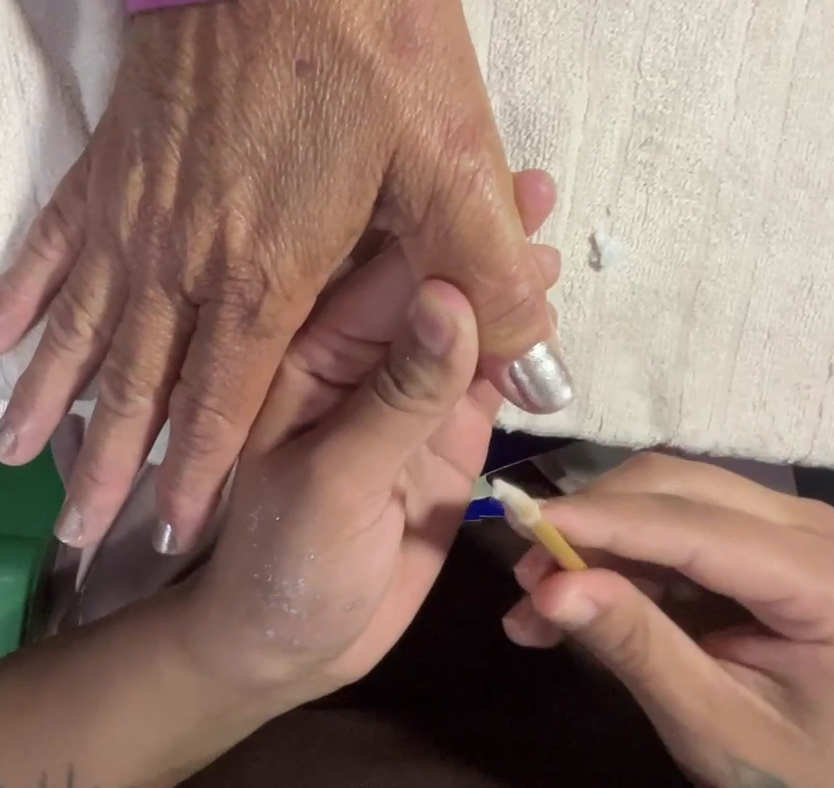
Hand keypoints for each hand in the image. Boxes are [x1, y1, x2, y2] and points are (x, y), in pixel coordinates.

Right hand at [0, 0, 569, 553]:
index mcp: (266, 270)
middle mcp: (183, 256)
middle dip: (112, 461)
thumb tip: (516, 338)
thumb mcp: (455, 150)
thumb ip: (482, 258)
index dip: (199, 471)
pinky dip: (20, 289)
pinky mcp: (112, 158)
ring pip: (83, 323)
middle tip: (75, 532)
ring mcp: (135, 208)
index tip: (168, 532)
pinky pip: (53, 238)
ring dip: (49, 395)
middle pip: (140, 378)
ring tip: (13, 455)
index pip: (225, 398)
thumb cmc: (371, 41)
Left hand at [178, 171, 561, 697]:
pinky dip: (518, 357)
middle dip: (478, 245)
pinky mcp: (442, 437)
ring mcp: (406, 397)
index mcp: (310, 352)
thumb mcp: (334, 478)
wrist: (294, 644)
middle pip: (427, 291)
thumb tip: (452, 297)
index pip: (380, 280)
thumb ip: (396, 396)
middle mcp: (359, 360)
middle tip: (538, 192)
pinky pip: (485, 384)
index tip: (493, 189)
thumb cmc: (284, 563)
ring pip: (463, 332)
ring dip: (505, 293)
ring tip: (549, 244)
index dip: (437, 234)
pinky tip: (545, 321)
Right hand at [502, 454, 833, 787]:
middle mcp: (813, 528)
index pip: (695, 528)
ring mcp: (783, 520)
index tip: (523, 519)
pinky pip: (662, 514)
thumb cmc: (795, 773)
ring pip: (658, 490)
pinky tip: (571, 591)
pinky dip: (610, 548)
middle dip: (591, 523)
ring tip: (538, 596)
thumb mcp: (712, 724)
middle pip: (672, 488)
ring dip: (593, 535)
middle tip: (527, 574)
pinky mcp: (752, 526)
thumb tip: (550, 587)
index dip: (604, 520)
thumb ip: (636, 648)